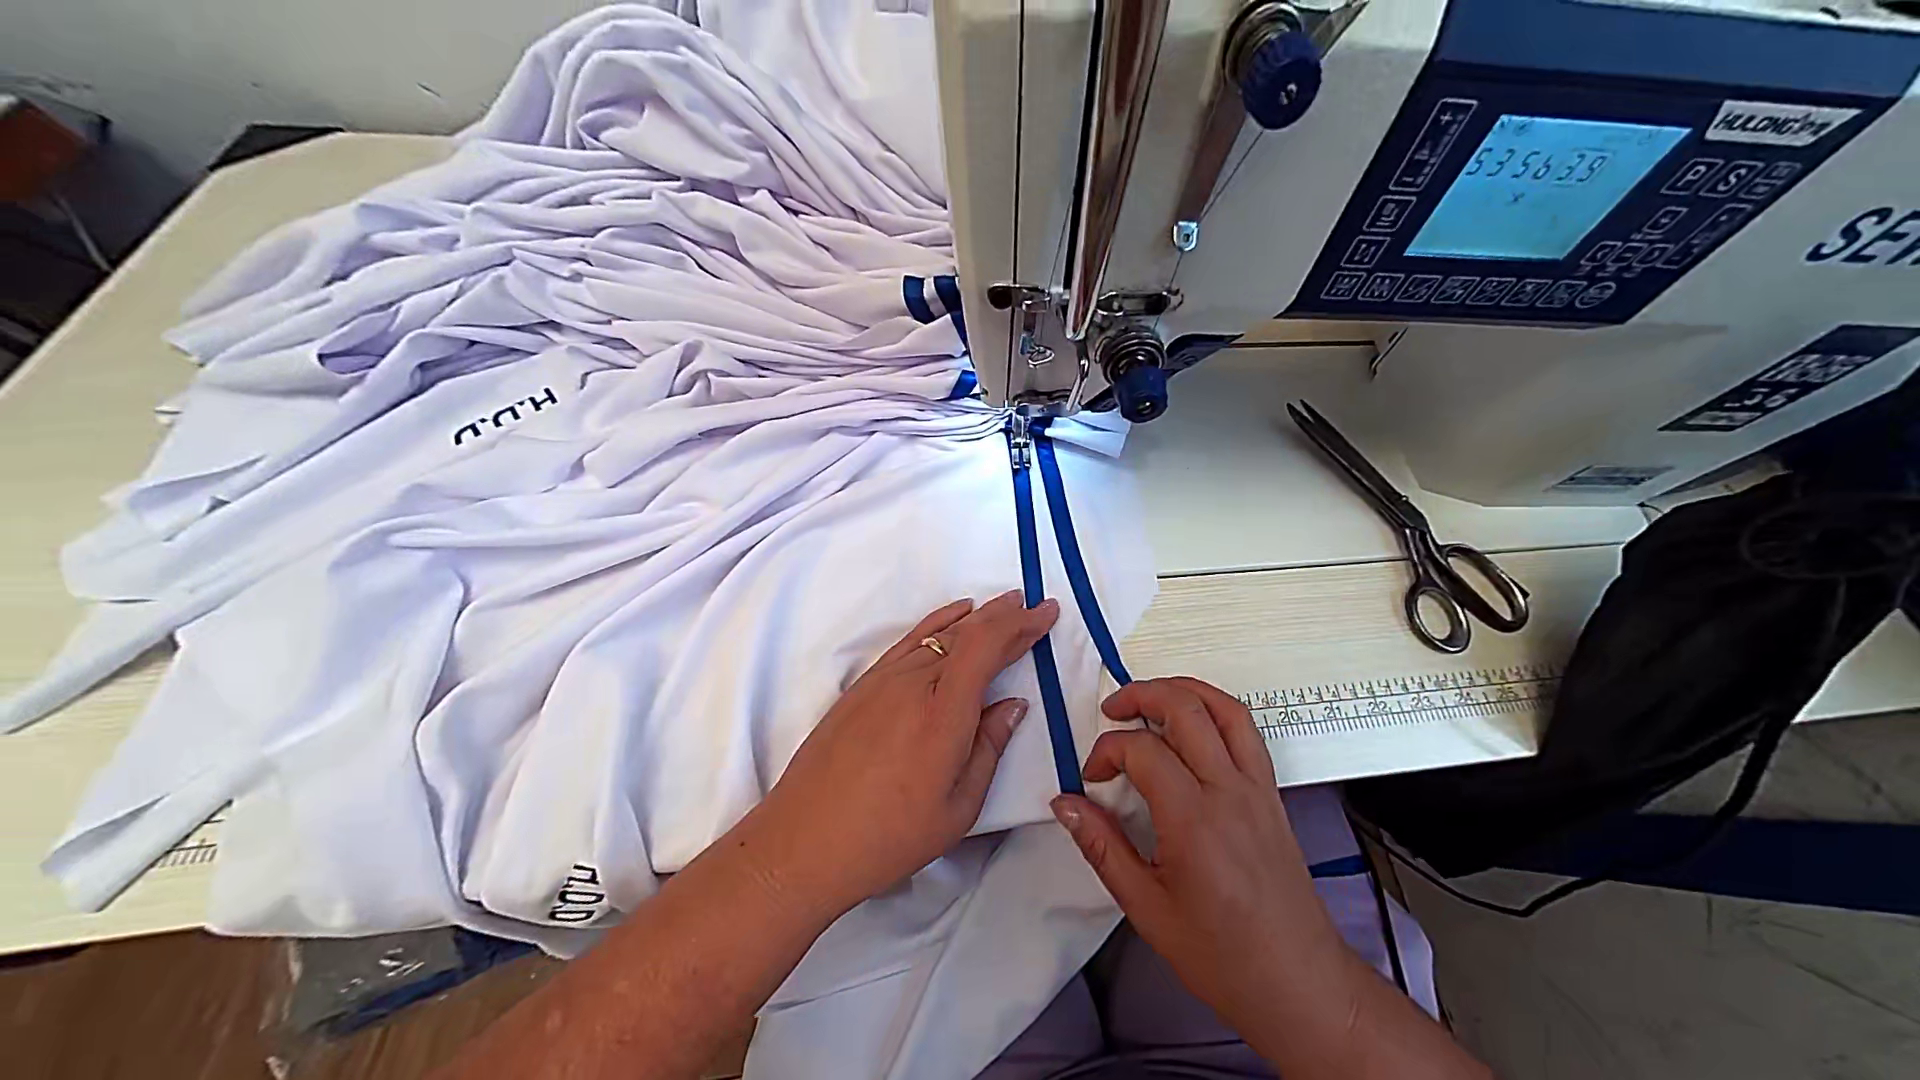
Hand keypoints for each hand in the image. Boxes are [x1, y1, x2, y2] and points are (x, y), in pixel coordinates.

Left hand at [731, 590, 1058, 921]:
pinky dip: (937, 622)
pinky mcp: (863, 685)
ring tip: (1004, 605)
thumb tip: (1011, 706)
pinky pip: (909, 641)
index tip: (1046, 612)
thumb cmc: (889, 836)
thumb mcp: (957, 807)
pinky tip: (952, 616)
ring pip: (939, 633)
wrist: (804, 840)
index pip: (987, 646)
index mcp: (944, 712)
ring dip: (976, 616)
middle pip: (967, 633)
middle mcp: (913, 683)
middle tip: (1035, 606)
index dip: (1020, 623)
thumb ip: (988, 747)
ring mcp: (883, 680)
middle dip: (1006, 616)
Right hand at [1050, 677, 1346, 1032]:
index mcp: (1195, 821)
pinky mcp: (1271, 793)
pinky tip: (1193, 722)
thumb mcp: (1146, 907)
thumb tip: (1066, 805)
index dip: (1107, 752)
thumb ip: (1101, 846)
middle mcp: (1230, 792)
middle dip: (1139, 695)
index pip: (1142, 750)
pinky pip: (1246, 730)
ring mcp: (1257, 788)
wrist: (1299, 983)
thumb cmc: (1224, 955)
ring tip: (1150, 698)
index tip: (1093, 777)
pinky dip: (1214, 709)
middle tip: (1112, 711)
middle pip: (1185, 708)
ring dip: (1181, 689)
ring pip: (1223, 708)